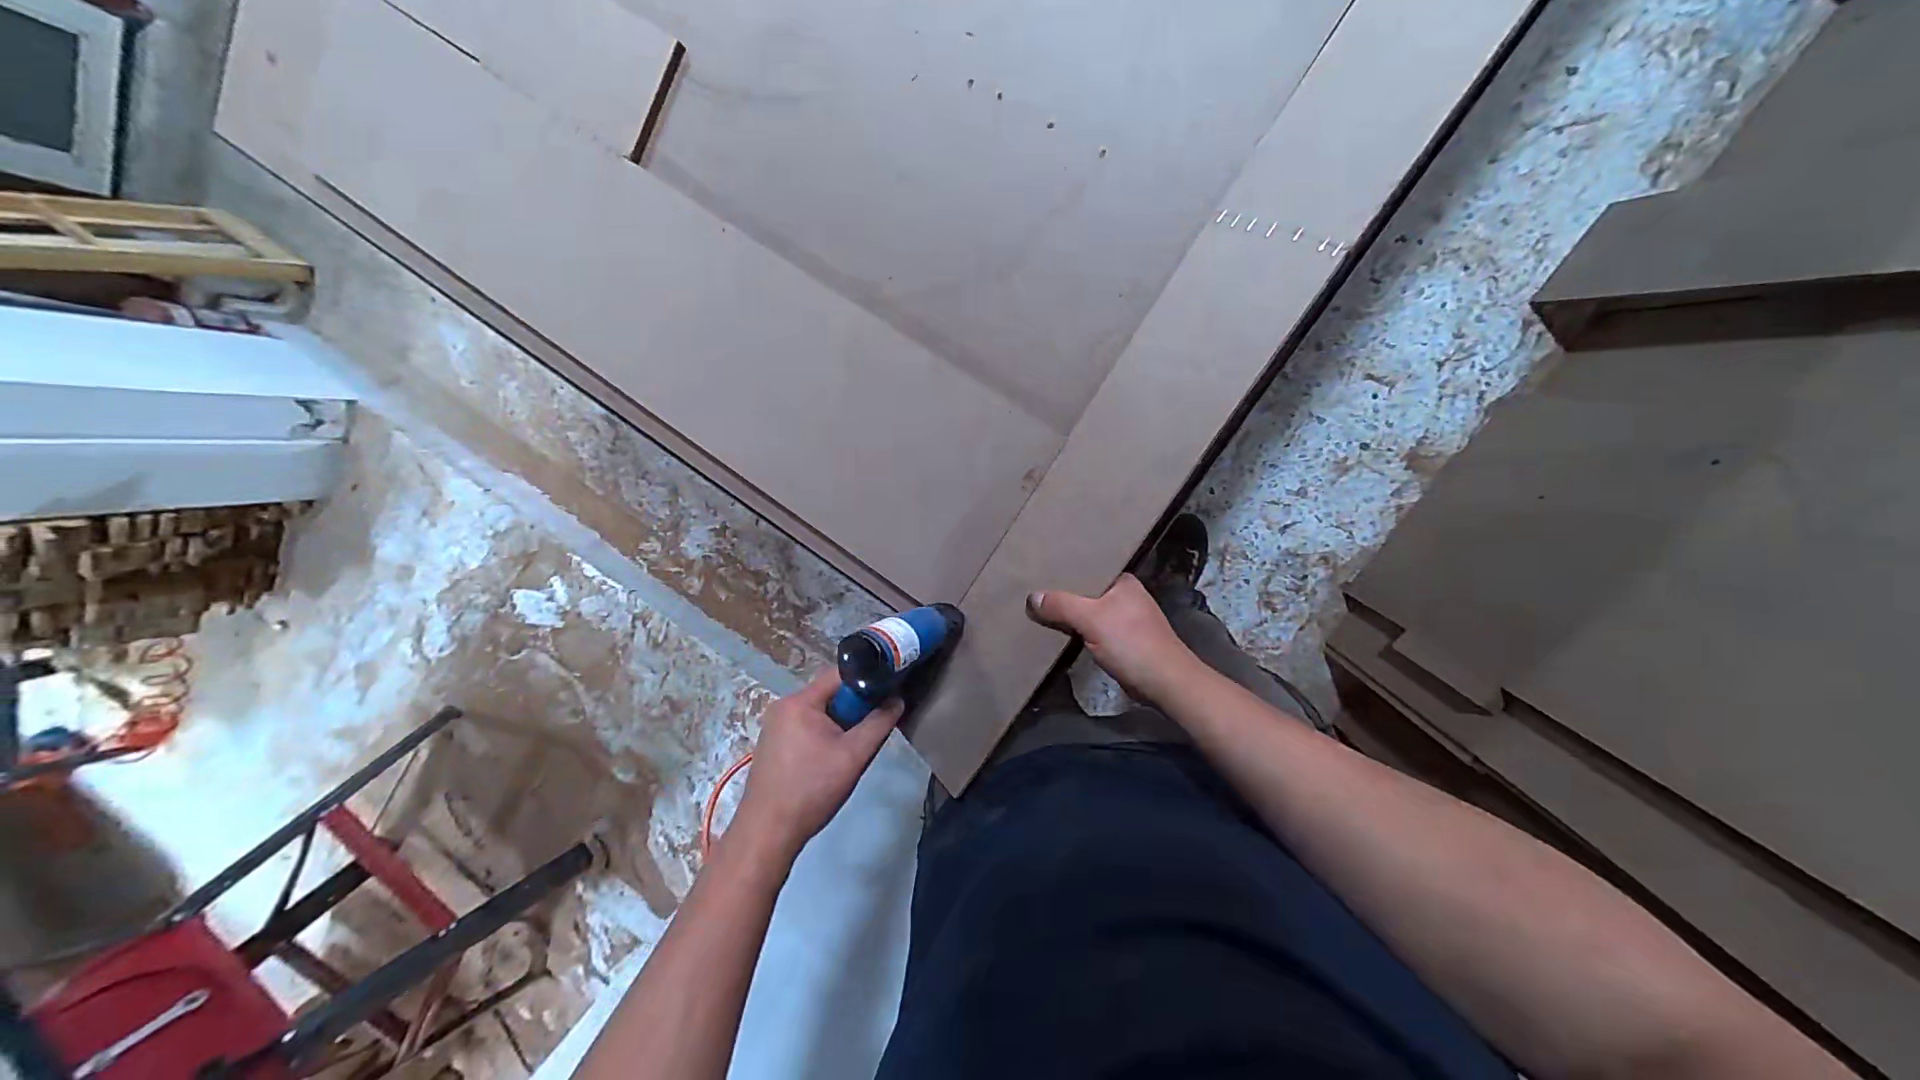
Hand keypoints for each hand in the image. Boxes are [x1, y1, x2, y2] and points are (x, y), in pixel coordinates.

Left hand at [732, 668, 900, 859]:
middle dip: (852, 709)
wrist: (768, 831)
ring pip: (818, 713)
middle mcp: (782, 706)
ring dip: (838, 725)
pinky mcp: (772, 745)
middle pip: (829, 694)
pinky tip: (828, 763)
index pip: (839, 673)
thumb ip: (879, 723)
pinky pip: (805, 728)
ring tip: (849, 751)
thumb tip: (896, 699)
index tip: (885, 695)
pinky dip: (822, 737)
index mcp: (799, 702)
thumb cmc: (812, 789)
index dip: (866, 680)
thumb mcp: (855, 755)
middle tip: (867, 732)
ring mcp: (774, 726)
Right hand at [1027, 574, 1203, 703]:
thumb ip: (1061, 605)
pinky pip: (1093, 630)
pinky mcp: (1123, 641)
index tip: (1038, 571)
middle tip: (1032, 593)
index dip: (1064, 571)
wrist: (1165, 682)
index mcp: (1123, 581)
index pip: (1088, 569)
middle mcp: (1125, 596)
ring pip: (1089, 612)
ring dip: (1069, 616)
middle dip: (1063, 595)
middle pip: (1086, 592)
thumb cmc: (1131, 643)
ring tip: (1039, 611)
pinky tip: (1059, 633)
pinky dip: (1078, 631)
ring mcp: (1126, 619)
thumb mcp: (1091, 619)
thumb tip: (1031, 597)